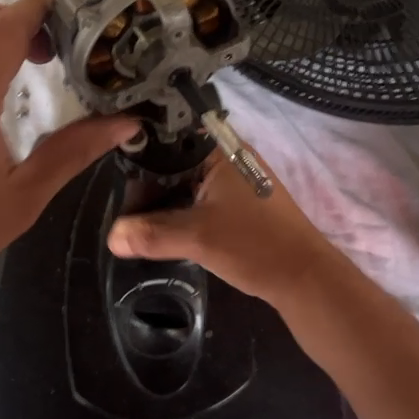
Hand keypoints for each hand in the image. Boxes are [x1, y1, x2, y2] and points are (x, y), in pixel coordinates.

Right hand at [106, 143, 344, 306]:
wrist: (306, 280)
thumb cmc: (255, 245)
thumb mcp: (197, 238)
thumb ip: (152, 234)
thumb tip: (111, 237)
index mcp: (222, 149)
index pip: (171, 139)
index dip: (142, 156)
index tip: (118, 176)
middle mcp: (231, 156)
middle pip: (178, 161)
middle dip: (152, 183)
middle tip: (124, 206)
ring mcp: (239, 180)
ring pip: (190, 181)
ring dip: (168, 199)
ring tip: (138, 218)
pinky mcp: (244, 203)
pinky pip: (203, 196)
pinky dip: (184, 209)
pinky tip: (167, 226)